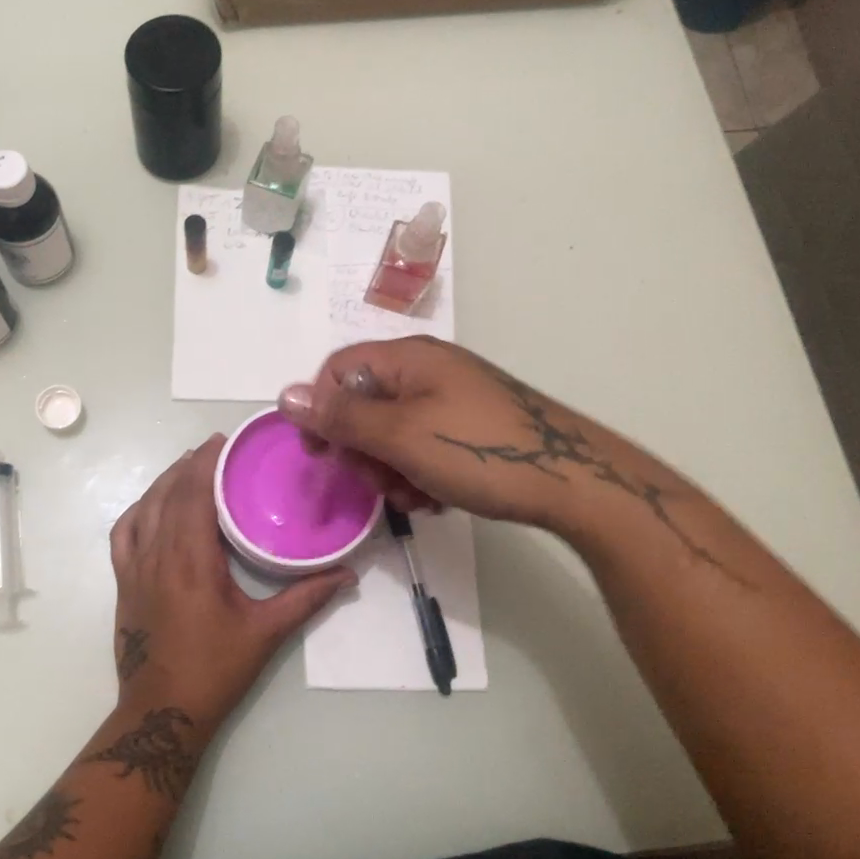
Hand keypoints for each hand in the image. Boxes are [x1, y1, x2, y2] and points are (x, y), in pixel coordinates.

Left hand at [109, 435, 355, 728]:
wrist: (161, 711)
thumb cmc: (215, 670)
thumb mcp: (265, 633)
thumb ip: (306, 598)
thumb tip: (348, 574)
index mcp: (191, 561)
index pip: (192, 494)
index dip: (204, 462)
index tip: (222, 441)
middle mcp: (157, 555)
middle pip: (167, 494)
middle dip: (189, 465)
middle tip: (214, 449)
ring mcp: (133, 568)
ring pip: (143, 509)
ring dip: (164, 482)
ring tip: (188, 469)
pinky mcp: (123, 582)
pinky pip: (123, 533)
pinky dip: (138, 511)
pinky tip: (152, 506)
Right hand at [277, 336, 591, 528]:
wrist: (575, 481)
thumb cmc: (481, 451)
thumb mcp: (400, 435)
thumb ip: (341, 416)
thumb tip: (285, 395)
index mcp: (409, 359)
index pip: (338, 371)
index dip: (319, 410)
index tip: (321, 454)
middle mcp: (429, 371)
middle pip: (364, 404)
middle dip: (360, 448)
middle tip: (376, 482)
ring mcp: (453, 401)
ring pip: (392, 432)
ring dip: (389, 469)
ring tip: (412, 496)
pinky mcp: (472, 429)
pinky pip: (424, 446)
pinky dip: (419, 473)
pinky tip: (435, 500)